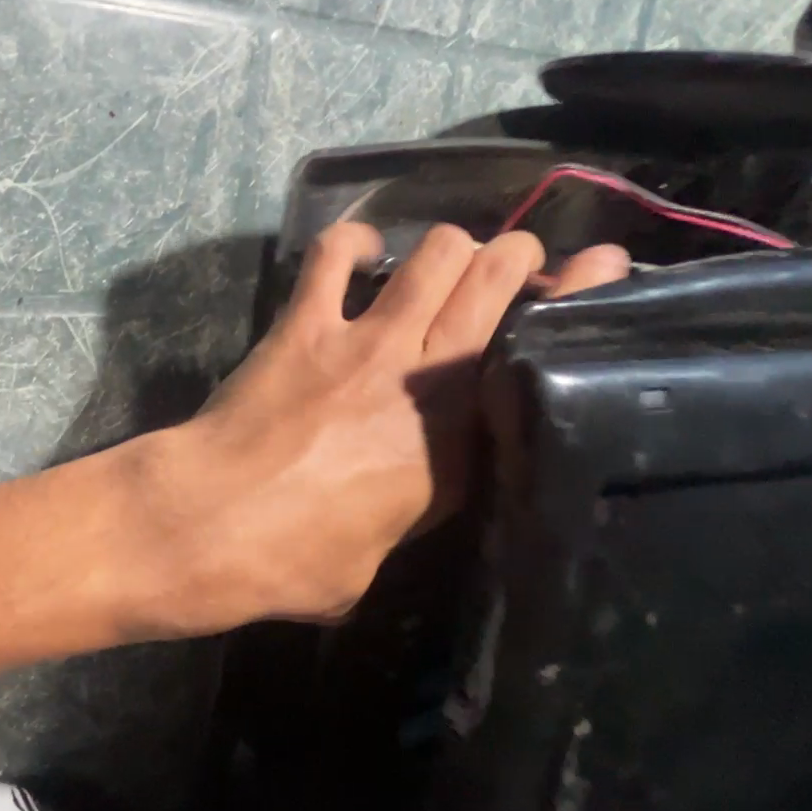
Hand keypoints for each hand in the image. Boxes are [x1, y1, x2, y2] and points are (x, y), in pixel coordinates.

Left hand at [138, 222, 628, 632]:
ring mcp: (367, 343)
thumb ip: (392, 524)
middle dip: (517, 256)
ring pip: (439, 252)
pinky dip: (352, 244)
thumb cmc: (293, 564)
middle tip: (509, 264)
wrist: (212, 525)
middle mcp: (429, 378)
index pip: (542, 350)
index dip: (581, 294)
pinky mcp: (304, 327)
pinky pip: (335, 255)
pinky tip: (357, 256)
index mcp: (461, 443)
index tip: (599, 269)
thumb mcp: (369, 566)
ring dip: (451, 246)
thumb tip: (382, 517)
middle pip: (498, 278)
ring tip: (442, 261)